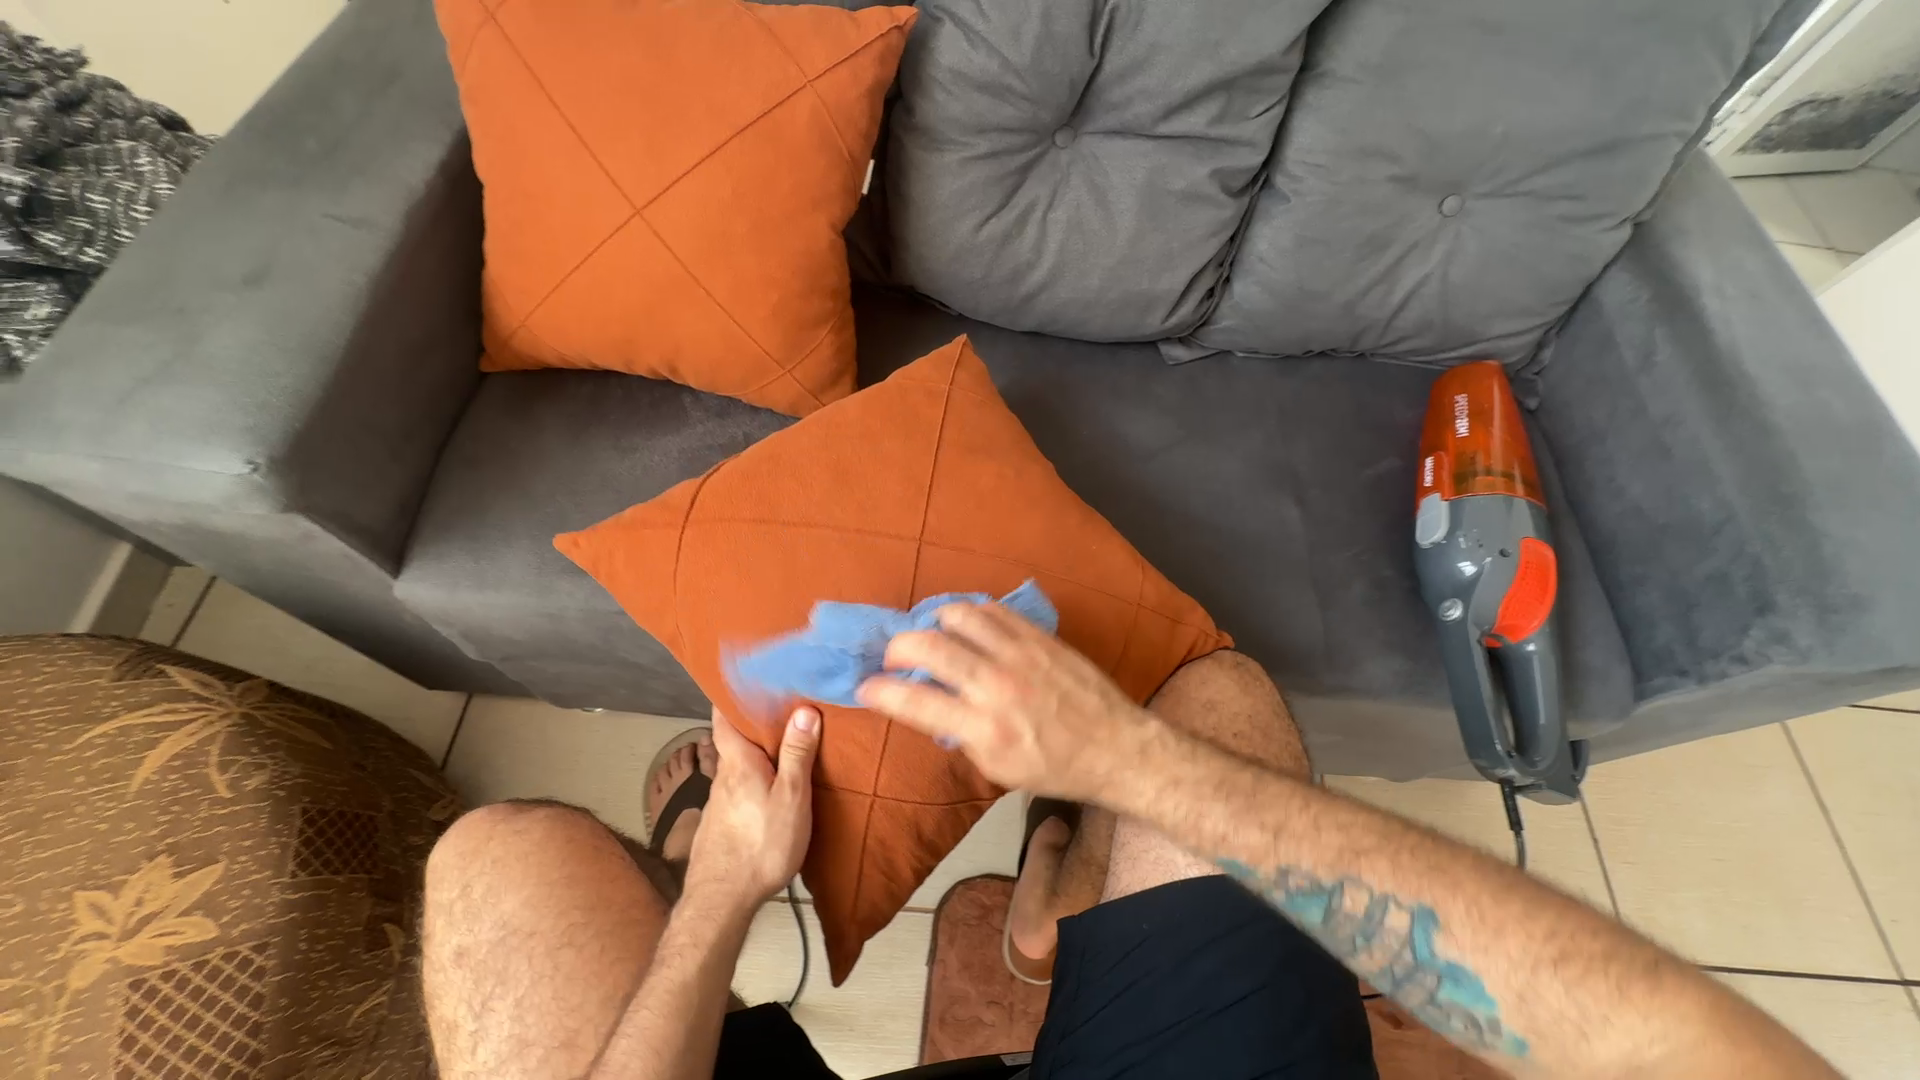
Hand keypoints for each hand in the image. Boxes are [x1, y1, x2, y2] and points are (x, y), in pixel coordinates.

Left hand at [684, 706, 820, 911]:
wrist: (721, 902)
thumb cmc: (760, 846)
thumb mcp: (791, 798)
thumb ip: (797, 755)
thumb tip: (804, 709)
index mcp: (739, 762)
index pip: (724, 717)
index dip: (730, 696)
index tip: (742, 677)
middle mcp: (723, 776)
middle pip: (733, 741)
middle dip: (752, 724)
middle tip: (779, 707)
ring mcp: (719, 802)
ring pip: (737, 767)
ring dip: (755, 754)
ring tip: (782, 746)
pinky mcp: (721, 824)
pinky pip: (738, 789)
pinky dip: (753, 779)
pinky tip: (769, 789)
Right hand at [855, 602, 1158, 802]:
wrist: (1115, 747)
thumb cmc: (1054, 768)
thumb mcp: (997, 769)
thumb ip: (960, 735)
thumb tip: (930, 704)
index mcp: (984, 729)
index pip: (913, 701)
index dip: (879, 691)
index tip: (865, 687)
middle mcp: (997, 686)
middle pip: (928, 646)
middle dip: (897, 647)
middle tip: (894, 657)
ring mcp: (1020, 654)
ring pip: (960, 616)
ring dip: (935, 623)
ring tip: (934, 635)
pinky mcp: (1039, 637)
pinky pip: (994, 610)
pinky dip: (971, 614)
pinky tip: (969, 627)